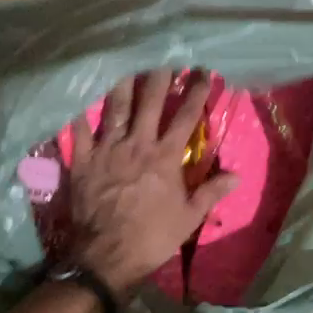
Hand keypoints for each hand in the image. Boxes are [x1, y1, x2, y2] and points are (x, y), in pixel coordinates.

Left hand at [67, 69, 238, 294]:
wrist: (108, 254)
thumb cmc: (152, 237)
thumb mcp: (189, 218)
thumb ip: (211, 192)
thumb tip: (237, 175)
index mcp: (165, 157)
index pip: (185, 117)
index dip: (195, 93)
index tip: (201, 72)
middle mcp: (137, 145)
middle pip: (149, 103)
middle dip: (158, 78)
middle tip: (162, 57)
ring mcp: (108, 150)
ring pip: (115, 108)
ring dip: (121, 85)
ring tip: (124, 65)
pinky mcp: (83, 160)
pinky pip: (79, 130)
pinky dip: (78, 112)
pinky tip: (76, 94)